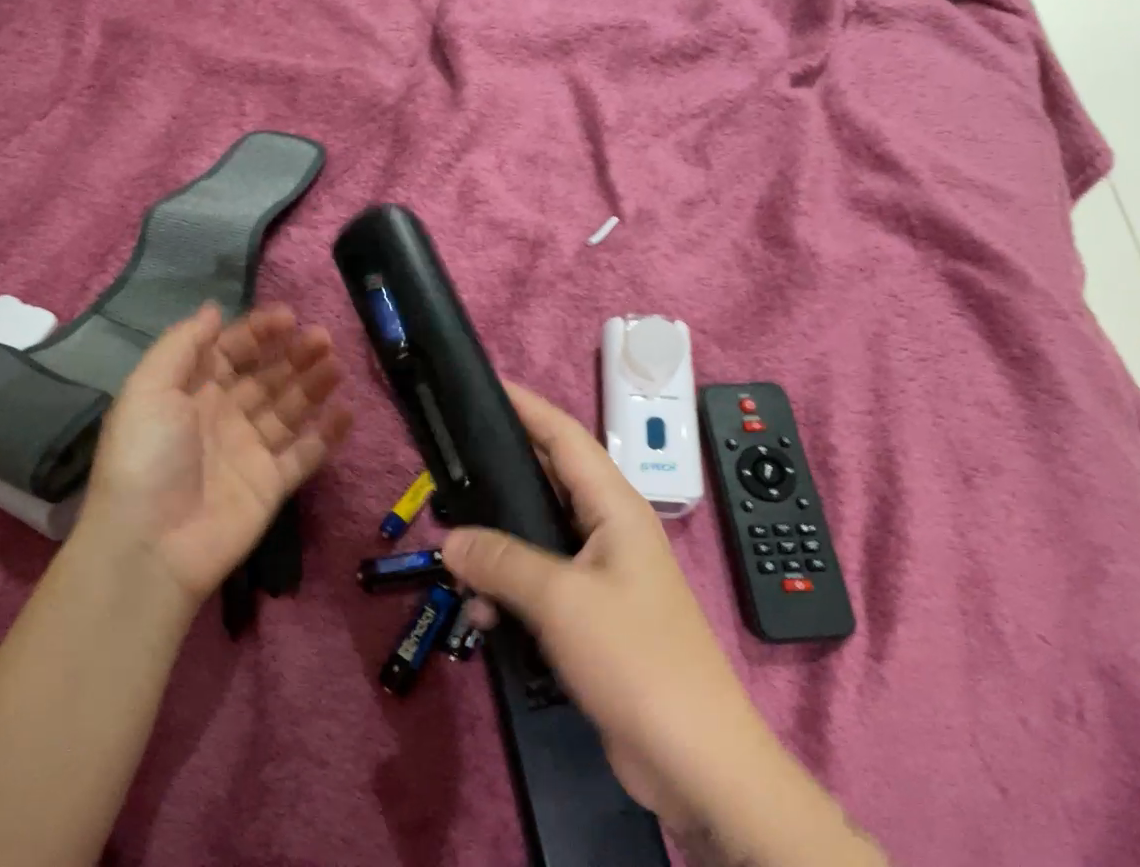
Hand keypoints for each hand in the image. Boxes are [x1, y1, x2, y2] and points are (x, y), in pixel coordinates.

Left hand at [78, 303, 352, 604]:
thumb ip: (182, 346)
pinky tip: (346, 411)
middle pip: (264, 378)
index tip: (288, 317)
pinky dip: (327, 434)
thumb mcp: (148, 390)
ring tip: (335, 365)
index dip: (257, 333)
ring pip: (289, 410)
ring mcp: (249, 453)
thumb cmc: (146, 458)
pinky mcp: (272, 485)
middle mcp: (222, 418)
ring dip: (313, 384)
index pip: (229, 354)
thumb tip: (214, 310)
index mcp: (189, 394)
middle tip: (322, 338)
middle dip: (292, 354)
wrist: (152, 545)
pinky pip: (306, 453)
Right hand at [443, 383, 766, 824]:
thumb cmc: (635, 657)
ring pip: (536, 545)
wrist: (691, 754)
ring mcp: (603, 579)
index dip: (529, 407)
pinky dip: (510, 598)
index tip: (487, 385)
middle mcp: (610, 534)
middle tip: (447, 478)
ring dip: (498, 555)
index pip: (566, 438)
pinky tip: (485, 621)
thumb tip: (453, 541)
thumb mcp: (561, 600)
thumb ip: (502, 561)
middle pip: (546, 488)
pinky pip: (540, 591)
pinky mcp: (593, 622)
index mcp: (616, 509)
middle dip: (499, 485)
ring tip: (458, 571)